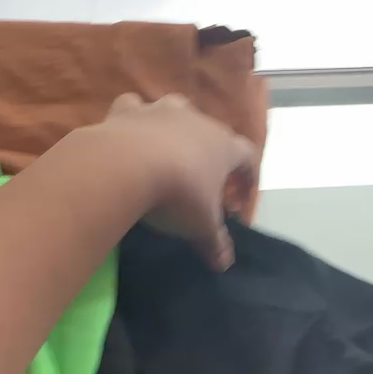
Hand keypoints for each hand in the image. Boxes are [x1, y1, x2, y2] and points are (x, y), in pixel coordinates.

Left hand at [93, 93, 254, 270]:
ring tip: (168, 160)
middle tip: (203, 188)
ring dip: (176, 135)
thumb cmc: (178, 195)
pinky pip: (136, 110)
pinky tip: (131, 137)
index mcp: (223, 147)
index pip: (248, 157)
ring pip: (177, 114)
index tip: (239, 204)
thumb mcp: (201, 227)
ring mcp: (161, 110)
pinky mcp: (127, 110)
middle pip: (213, 135)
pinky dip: (137, 122)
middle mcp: (197, 120)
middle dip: (211, 159)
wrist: (124, 166)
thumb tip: (224, 264)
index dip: (248, 179)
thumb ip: (215, 243)